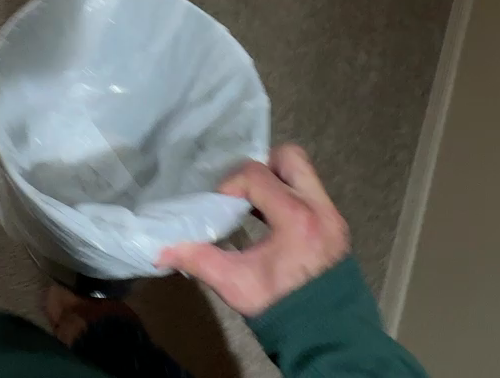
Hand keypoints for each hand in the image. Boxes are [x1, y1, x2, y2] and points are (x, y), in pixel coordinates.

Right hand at [157, 144, 350, 317]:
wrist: (329, 342)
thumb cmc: (281, 310)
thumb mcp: (236, 285)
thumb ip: (200, 261)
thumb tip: (162, 251)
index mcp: (296, 218)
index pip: (256, 175)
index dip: (231, 184)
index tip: (221, 205)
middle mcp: (319, 208)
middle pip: (290, 158)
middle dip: (263, 168)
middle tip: (245, 191)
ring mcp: (333, 216)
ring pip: (304, 173)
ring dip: (278, 181)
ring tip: (257, 205)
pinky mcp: (337, 227)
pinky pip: (311, 194)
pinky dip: (290, 197)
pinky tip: (272, 220)